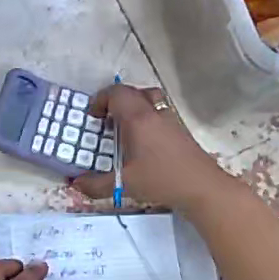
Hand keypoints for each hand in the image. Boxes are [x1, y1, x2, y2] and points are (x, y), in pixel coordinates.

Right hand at [70, 85, 231, 212]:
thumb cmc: (161, 180)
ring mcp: (171, 120)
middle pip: (134, 92)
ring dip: (134, 107)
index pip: (117, 94)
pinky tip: (144, 142)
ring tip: (125, 127)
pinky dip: (147, 118)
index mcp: (138, 119)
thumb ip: (97, 184)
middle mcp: (155, 113)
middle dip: (116, 101)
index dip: (101, 99)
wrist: (203, 187)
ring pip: (150, 99)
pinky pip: (160, 112)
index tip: (93, 116)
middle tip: (106, 120)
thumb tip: (75, 183)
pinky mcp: (181, 130)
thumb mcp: (125, 184)